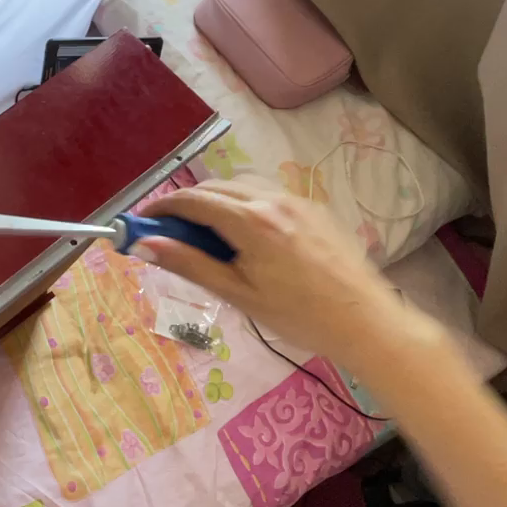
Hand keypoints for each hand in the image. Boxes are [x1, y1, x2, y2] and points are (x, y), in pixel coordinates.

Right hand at [134, 178, 434, 369]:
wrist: (366, 321)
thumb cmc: (297, 315)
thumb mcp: (236, 293)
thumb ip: (189, 263)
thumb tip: (145, 244)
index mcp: (251, 221)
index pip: (192, 200)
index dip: (161, 208)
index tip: (140, 221)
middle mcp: (272, 200)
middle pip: (214, 186)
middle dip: (185, 203)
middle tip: (168, 232)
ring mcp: (296, 200)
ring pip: (240, 184)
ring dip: (213, 199)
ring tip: (204, 234)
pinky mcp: (313, 208)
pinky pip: (264, 193)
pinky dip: (240, 203)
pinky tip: (241, 235)